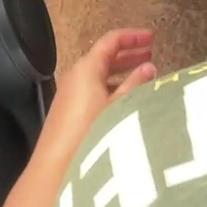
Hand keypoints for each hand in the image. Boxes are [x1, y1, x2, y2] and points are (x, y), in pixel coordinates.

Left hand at [45, 29, 156, 147]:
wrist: (55, 170)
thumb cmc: (90, 131)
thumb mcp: (119, 106)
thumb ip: (135, 83)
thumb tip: (149, 66)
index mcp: (87, 68)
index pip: (111, 40)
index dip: (133, 36)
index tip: (152, 38)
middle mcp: (76, 76)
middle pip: (104, 56)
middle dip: (129, 54)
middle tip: (150, 54)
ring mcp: (69, 95)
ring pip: (99, 75)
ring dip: (121, 73)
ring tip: (142, 77)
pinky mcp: (67, 113)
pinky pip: (93, 90)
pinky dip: (111, 88)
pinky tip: (124, 101)